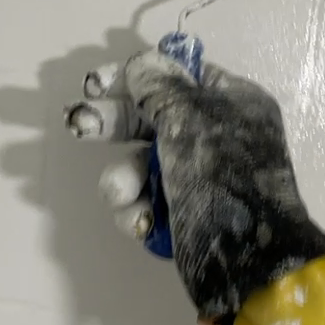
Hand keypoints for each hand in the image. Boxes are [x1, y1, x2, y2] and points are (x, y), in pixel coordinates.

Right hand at [64, 35, 324, 324]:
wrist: (245, 259)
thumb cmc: (222, 178)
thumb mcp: (191, 119)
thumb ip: (159, 86)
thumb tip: (139, 65)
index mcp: (229, 103)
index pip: (175, 74)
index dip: (133, 76)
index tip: (96, 84)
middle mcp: (211, 136)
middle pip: (148, 117)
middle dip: (113, 125)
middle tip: (79, 125)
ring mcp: (193, 177)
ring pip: (137, 164)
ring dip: (123, 178)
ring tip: (124, 194)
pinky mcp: (177, 213)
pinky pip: (142, 200)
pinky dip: (136, 209)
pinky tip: (141, 220)